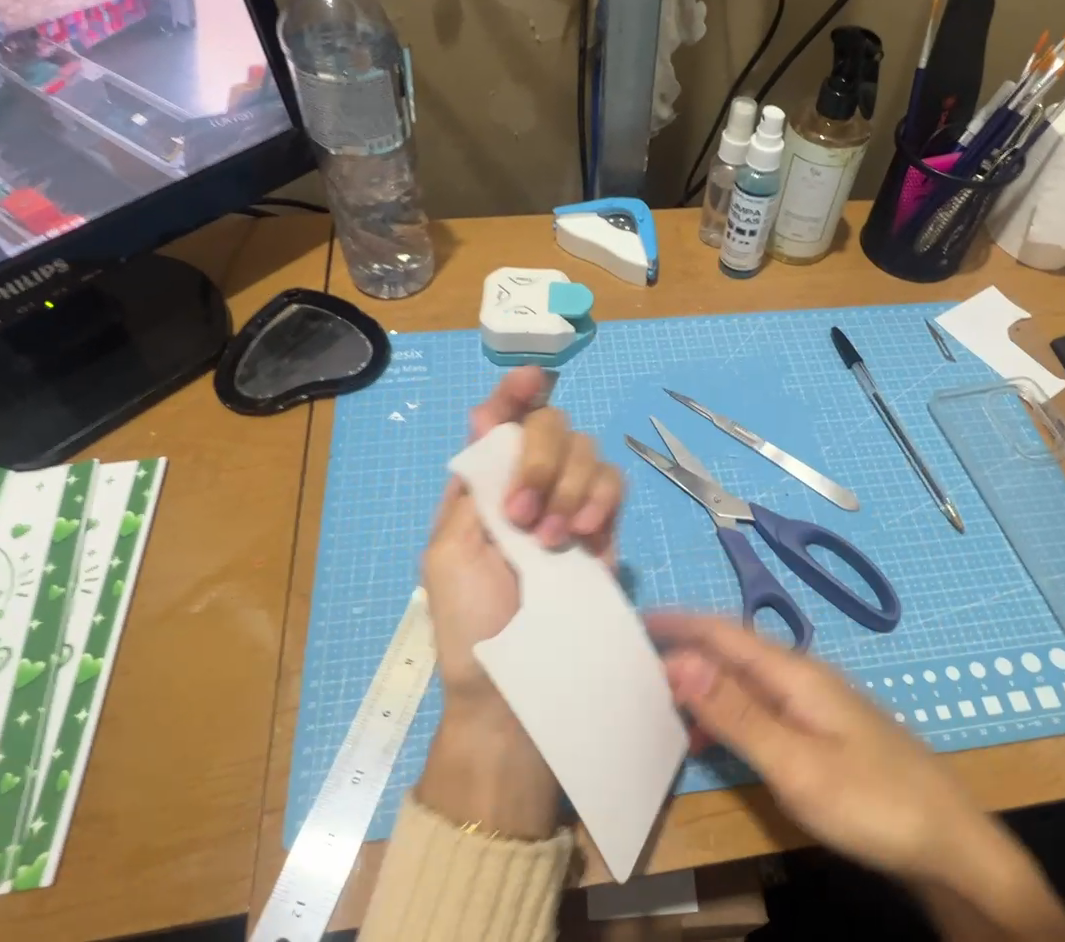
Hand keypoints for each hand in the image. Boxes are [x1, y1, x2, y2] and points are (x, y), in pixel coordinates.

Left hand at [423, 366, 625, 705]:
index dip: (516, 394)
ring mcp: (570, 507)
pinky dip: (601, 498)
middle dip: (542, 459)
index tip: (533, 378)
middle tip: (521, 516)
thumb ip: (474, 486)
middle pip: (553, 426)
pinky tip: (584, 535)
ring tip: (552, 539)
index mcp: (483, 487)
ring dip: (570, 483)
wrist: (517, 687)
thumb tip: (489, 421)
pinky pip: (615, 488)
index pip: (502, 423)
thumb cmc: (470, 624)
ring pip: (589, 452)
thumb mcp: (448, 552)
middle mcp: (530, 486)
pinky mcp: (604, 534)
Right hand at [651, 613, 1064, 939]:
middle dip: (686, 647)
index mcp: (796, 673)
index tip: (634, 618)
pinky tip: (716, 738)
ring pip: (748, 677)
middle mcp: (805, 676)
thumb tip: (679, 659)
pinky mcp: (825, 728)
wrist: (950, 842)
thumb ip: (736, 712)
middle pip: (735, 649)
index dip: (679, 622)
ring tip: (663, 703)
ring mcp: (818, 702)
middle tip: (636, 662)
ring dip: (705, 682)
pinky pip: (763, 703)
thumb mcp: (795, 762)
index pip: (725, 631)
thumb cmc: (871, 801)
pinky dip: (729, 710)